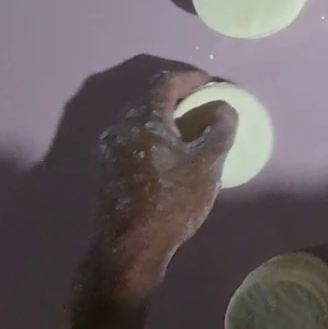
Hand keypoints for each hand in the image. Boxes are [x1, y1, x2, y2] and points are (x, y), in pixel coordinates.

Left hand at [86, 70, 236, 304]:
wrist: (129, 249)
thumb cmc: (172, 202)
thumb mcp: (208, 164)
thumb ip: (220, 129)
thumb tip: (223, 109)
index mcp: (143, 118)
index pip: (166, 82)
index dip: (191, 79)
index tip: (211, 85)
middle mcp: (119, 127)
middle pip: (150, 100)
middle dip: (179, 100)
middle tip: (204, 109)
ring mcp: (107, 149)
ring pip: (139, 122)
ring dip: (165, 122)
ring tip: (189, 136)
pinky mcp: (104, 170)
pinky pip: (131, 142)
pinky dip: (152, 140)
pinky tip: (168, 160)